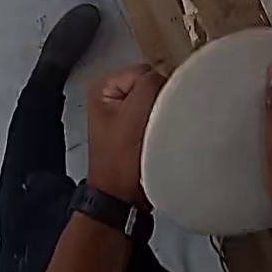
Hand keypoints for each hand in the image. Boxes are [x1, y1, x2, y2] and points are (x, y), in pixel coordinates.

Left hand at [87, 64, 162, 204]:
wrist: (123, 200)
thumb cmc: (121, 160)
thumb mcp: (132, 116)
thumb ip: (149, 85)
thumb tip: (169, 76)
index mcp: (103, 87)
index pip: (145, 71)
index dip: (157, 88)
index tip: (158, 110)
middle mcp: (112, 95)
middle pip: (152, 83)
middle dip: (161, 99)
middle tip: (161, 121)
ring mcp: (125, 112)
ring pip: (158, 99)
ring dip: (164, 112)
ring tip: (162, 130)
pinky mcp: (138, 127)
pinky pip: (159, 113)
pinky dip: (164, 122)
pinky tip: (163, 134)